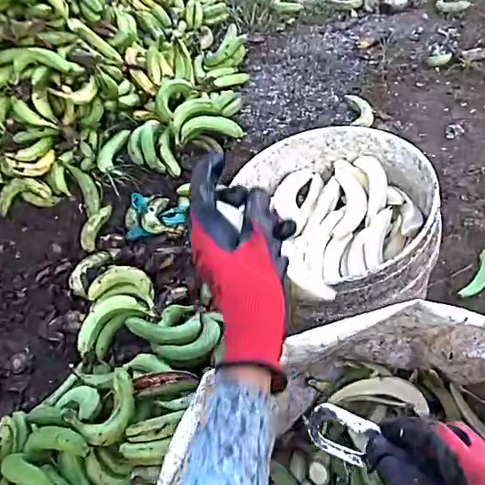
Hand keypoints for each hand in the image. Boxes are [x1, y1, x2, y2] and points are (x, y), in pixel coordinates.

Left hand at [189, 153, 288, 390]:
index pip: (201, 188)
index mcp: (206, 229)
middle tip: (265, 209)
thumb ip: (257, 212)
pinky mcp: (229, 267)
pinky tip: (279, 252)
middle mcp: (207, 239)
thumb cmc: (254, 287)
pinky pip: (243, 243)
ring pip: (237, 224)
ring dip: (262, 223)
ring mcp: (217, 254)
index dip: (209, 168)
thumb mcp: (260, 241)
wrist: (255, 328)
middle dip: (248, 201)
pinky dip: (261, 241)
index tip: (220, 156)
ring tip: (283, 232)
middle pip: (222, 204)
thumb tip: (255, 196)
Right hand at [367, 416, 484, 484]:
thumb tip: (388, 463)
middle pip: (453, 432)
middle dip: (422, 435)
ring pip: (466, 444)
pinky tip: (436, 476)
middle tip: (397, 446)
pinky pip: (476, 459)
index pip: (437, 433)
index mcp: (479, 469)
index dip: (407, 430)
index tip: (384, 433)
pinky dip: (453, 459)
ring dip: (438, 447)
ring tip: (412, 461)